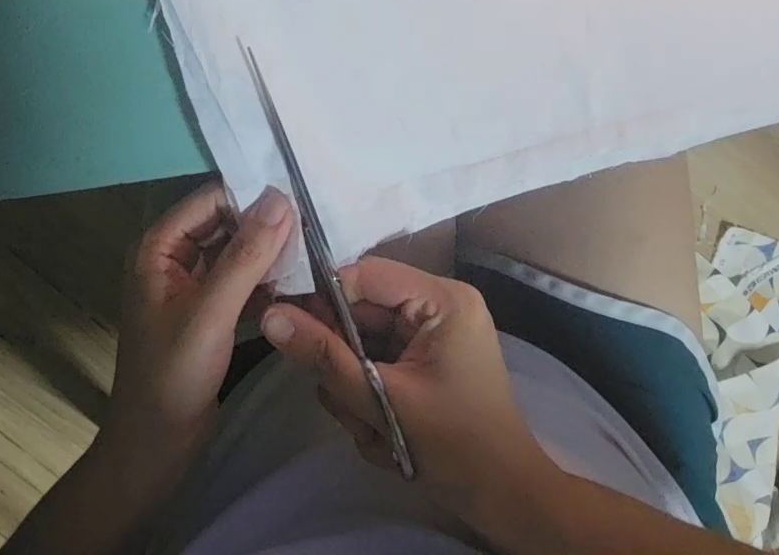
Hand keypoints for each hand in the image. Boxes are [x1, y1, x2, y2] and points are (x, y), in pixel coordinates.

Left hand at [101, 182, 293, 461]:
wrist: (156, 444)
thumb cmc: (173, 374)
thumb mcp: (212, 311)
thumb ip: (246, 255)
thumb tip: (280, 200)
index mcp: (159, 246)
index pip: (210, 201)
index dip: (252, 199)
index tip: (300, 204)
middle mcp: (173, 257)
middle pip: (225, 223)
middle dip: (265, 228)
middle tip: (314, 233)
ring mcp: (190, 284)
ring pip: (237, 253)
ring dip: (270, 257)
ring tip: (313, 258)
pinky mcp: (208, 310)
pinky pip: (241, 281)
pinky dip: (266, 283)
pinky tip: (299, 290)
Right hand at [260, 257, 551, 524]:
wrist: (507, 503)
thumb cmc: (458, 448)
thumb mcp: (384, 403)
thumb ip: (325, 358)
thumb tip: (271, 316)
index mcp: (442, 300)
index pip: (365, 275)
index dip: (323, 298)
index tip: (289, 328)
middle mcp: (438, 305)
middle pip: (360, 310)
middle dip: (344, 359)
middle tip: (342, 400)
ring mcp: (430, 334)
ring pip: (362, 340)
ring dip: (354, 386)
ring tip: (372, 427)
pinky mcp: (423, 359)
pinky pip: (375, 360)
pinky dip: (368, 395)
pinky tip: (381, 432)